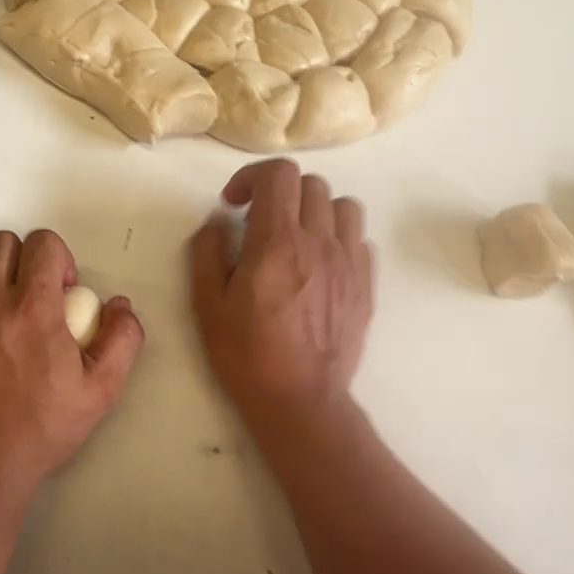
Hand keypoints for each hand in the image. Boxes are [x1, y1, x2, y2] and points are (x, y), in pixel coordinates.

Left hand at [0, 230, 142, 496]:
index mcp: (33, 307)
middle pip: (3, 241)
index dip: (59, 260)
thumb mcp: (100, 393)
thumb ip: (121, 341)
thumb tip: (120, 305)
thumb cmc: (39, 432)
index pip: (44, 242)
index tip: (61, 293)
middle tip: (29, 298)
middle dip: (23, 261)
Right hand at [190, 159, 373, 427]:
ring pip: (342, 205)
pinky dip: (337, 237)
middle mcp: (319, 242)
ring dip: (314, 211)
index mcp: (277, 242)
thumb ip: (208, 251)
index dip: (252, 177)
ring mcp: (349, 262)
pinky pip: (359, 238)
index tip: (235, 204)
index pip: (279, 174)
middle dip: (280, 194)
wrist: (301, 399)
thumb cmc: (247, 354)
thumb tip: (218, 221)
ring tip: (295, 238)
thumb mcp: (207, 305)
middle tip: (259, 225)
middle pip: (310, 185)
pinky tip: (318, 265)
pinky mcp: (366, 284)